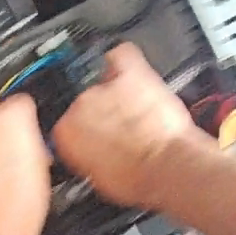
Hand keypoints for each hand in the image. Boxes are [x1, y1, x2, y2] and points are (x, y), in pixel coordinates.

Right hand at [52, 43, 212, 209]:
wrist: (169, 169)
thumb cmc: (138, 179)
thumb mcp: (99, 179)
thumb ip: (87, 157)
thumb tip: (91, 154)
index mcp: (66, 135)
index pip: (66, 124)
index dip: (84, 131)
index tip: (96, 137)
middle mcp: (79, 106)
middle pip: (84, 101)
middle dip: (101, 113)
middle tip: (121, 127)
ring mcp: (104, 88)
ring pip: (102, 81)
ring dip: (116, 93)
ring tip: (133, 108)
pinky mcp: (131, 74)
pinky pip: (122, 54)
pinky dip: (126, 59)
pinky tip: (133, 70)